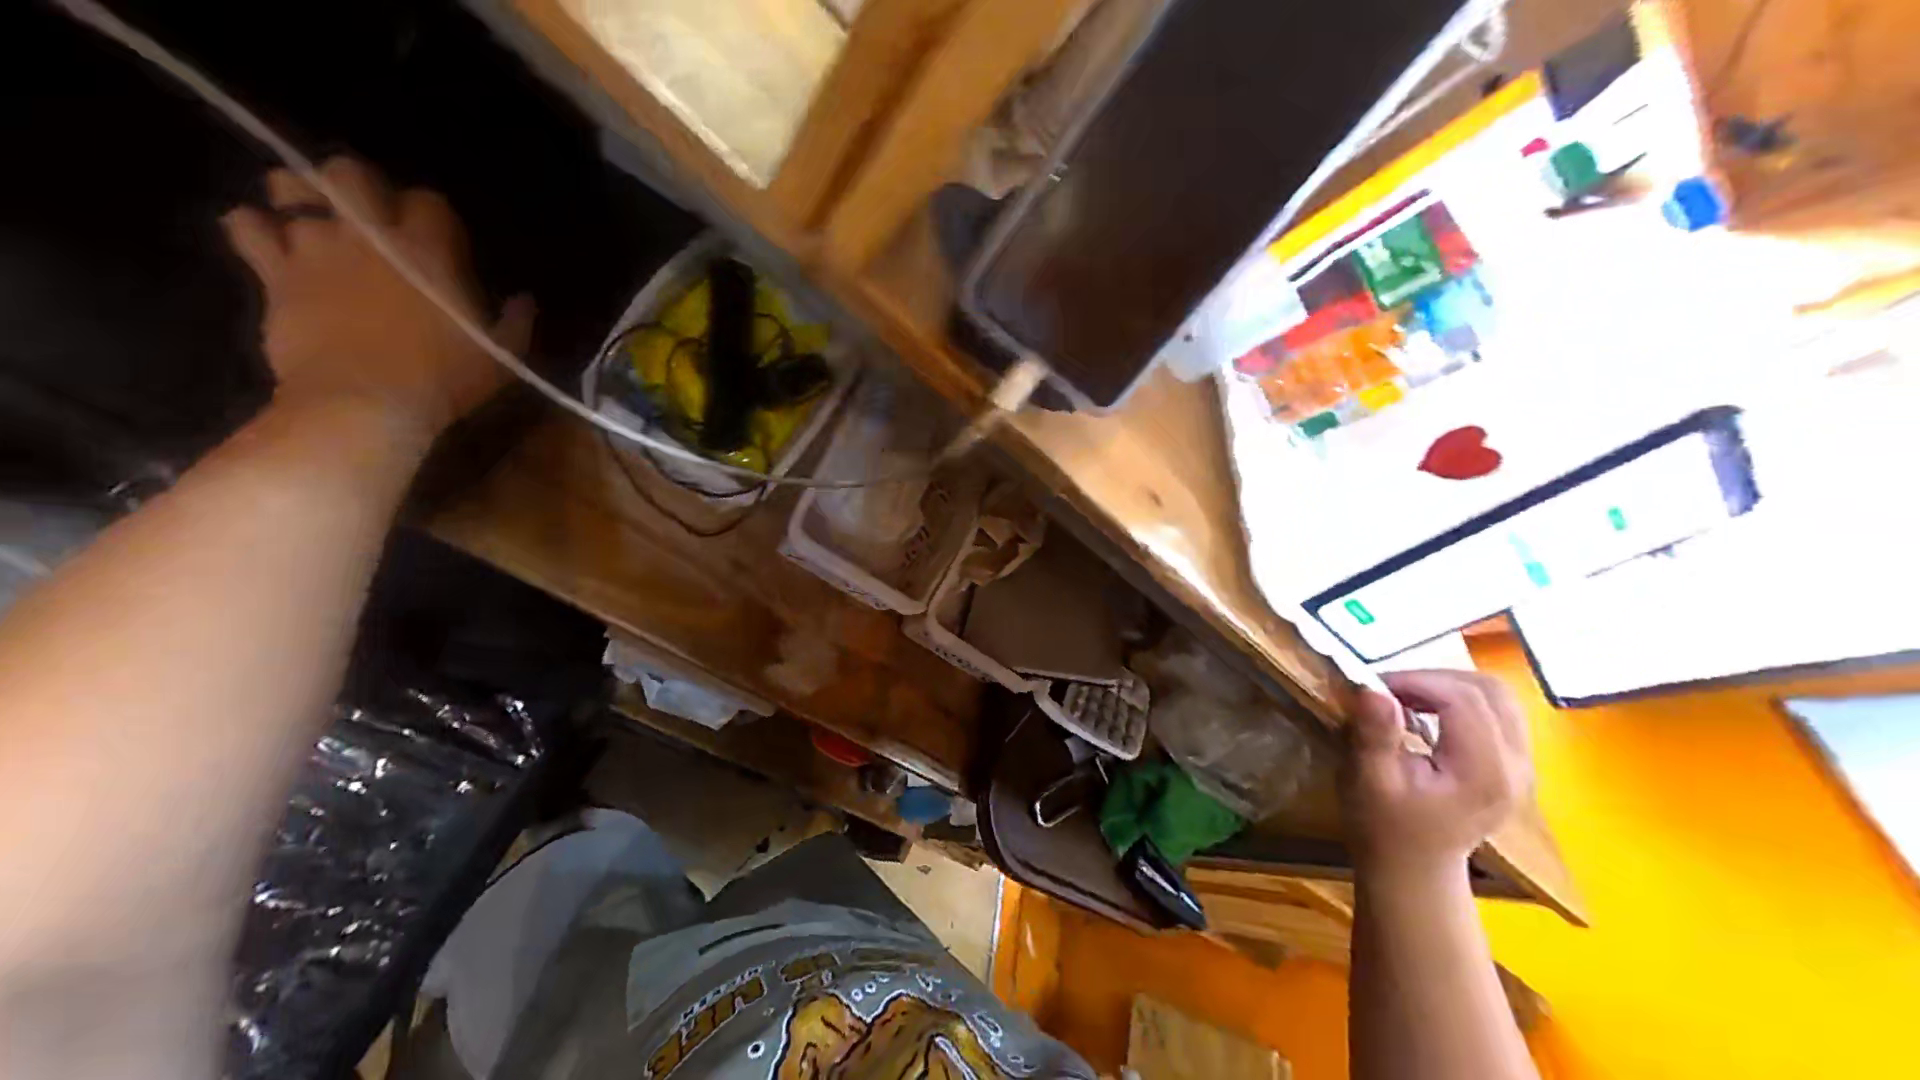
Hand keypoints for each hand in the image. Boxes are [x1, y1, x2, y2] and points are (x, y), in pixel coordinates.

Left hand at [221, 156, 532, 437]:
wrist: (364, 403)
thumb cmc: (443, 379)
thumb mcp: (500, 358)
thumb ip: (515, 323)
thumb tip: (525, 301)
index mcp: (429, 252)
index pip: (429, 201)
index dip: (432, 215)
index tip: (439, 240)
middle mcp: (369, 235)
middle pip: (348, 172)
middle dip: (354, 185)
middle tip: (364, 213)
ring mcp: (315, 249)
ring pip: (286, 186)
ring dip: (297, 198)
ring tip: (309, 221)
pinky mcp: (275, 272)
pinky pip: (244, 225)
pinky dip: (253, 229)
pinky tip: (268, 246)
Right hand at [1343, 670, 1532, 876]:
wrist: (1414, 869)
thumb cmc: (1384, 827)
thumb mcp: (1368, 781)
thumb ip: (1375, 734)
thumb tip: (1372, 688)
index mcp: (1484, 772)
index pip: (1463, 699)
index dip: (1417, 681)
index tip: (1375, 686)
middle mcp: (1516, 766)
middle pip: (1490, 690)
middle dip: (1434, 678)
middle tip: (1390, 689)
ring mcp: (1522, 766)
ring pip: (1499, 697)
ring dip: (1449, 685)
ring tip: (1407, 697)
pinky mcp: (1514, 765)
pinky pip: (1498, 712)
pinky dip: (1460, 699)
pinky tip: (1428, 712)